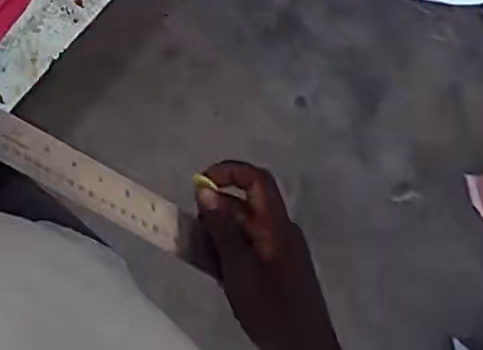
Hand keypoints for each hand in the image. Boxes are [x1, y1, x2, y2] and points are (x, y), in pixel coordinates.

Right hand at [196, 161, 342, 349]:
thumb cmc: (272, 311)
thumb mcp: (238, 269)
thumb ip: (221, 228)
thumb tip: (204, 190)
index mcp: (277, 227)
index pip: (257, 179)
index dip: (228, 171)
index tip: (201, 185)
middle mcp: (282, 232)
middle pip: (246, 203)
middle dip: (217, 210)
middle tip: (198, 231)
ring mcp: (284, 250)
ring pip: (245, 224)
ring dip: (222, 232)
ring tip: (208, 257)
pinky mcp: (281, 267)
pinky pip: (251, 242)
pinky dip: (232, 248)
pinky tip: (222, 271)